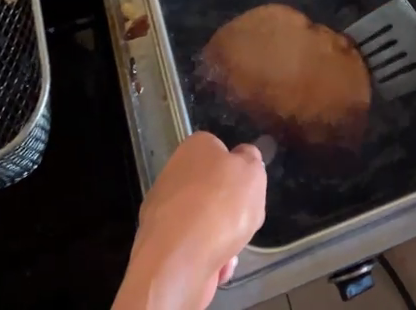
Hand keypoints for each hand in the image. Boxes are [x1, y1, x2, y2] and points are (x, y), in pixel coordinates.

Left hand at [114, 131, 266, 309]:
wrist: (178, 259)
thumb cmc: (221, 205)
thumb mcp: (253, 171)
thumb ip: (251, 160)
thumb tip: (243, 157)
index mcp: (195, 147)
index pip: (221, 151)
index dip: (238, 171)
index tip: (247, 189)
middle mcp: (175, 173)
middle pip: (215, 191)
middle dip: (231, 211)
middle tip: (242, 220)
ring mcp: (165, 210)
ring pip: (207, 223)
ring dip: (224, 239)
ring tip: (230, 251)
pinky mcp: (162, 244)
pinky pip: (195, 248)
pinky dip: (209, 258)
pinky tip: (217, 267)